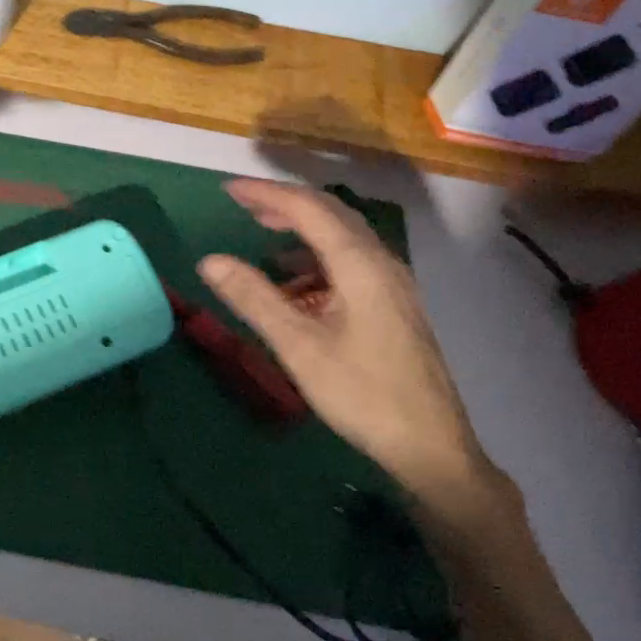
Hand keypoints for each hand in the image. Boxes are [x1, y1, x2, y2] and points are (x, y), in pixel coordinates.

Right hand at [197, 179, 489, 494]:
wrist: (432, 448)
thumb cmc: (362, 393)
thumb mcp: (298, 346)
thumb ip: (254, 297)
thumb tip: (209, 261)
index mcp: (360, 264)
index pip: (308, 209)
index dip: (266, 195)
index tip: (228, 191)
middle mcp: (382, 263)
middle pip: (331, 214)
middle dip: (285, 205)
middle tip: (245, 208)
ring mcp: (393, 285)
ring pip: (344, 239)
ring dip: (303, 233)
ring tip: (265, 245)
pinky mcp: (395, 307)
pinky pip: (352, 263)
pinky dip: (318, 260)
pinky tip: (297, 288)